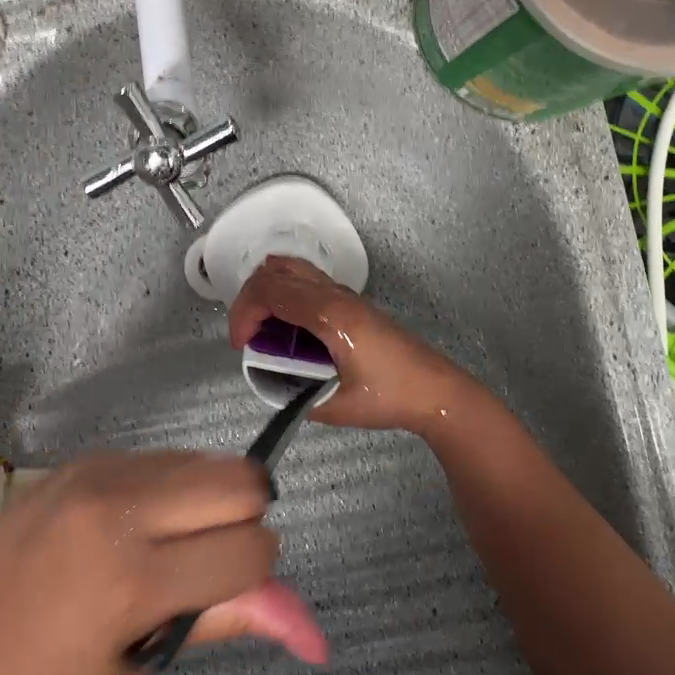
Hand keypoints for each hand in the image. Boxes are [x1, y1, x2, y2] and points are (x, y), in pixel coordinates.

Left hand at [0, 451, 327, 674]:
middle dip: (242, 525)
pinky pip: (159, 457)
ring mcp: (96, 472)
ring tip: (167, 550)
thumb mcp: (134, 669)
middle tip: (203, 570)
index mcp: (132, 575)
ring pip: (205, 459)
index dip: (255, 580)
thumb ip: (221, 625)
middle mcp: (119, 504)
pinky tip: (135, 528)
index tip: (222, 599)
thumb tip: (311, 633)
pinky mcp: (80, 459)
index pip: (253, 548)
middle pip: (241, 481)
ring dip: (208, 502)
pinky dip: (170, 488)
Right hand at [228, 256, 480, 434]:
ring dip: (266, 291)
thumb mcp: (334, 406)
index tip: (240, 345)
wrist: (434, 391)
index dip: (243, 314)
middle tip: (245, 335)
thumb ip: (294, 395)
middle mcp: (334, 295)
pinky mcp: (350, 301)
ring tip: (262, 328)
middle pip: (274, 271)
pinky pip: (306, 279)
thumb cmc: (389, 397)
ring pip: (290, 268)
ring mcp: (344, 294)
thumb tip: (270, 384)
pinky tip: (286, 327)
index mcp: (328, 316)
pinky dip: (284, 292)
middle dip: (248, 299)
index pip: (268, 292)